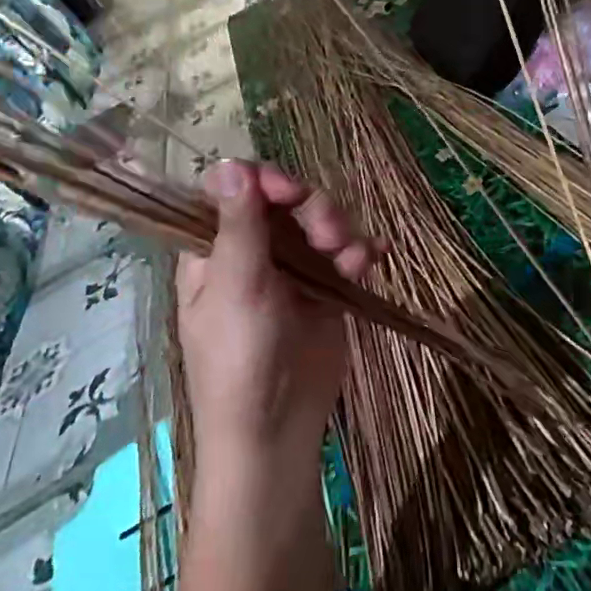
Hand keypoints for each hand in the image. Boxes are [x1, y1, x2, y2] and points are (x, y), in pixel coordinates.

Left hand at [176, 160, 382, 462]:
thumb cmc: (239, 359)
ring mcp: (294, 270)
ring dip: (342, 231)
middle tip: (329, 235)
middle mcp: (255, 251)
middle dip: (314, 210)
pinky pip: (348, 254)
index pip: (238, 191)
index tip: (290, 193)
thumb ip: (239, 225)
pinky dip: (362, 252)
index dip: (266, 183)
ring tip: (351, 259)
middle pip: (288, 202)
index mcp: (217, 248)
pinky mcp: (328, 289)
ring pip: (322, 224)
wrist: (278, 427)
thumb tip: (228, 162)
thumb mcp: (236, 288)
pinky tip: (373, 260)